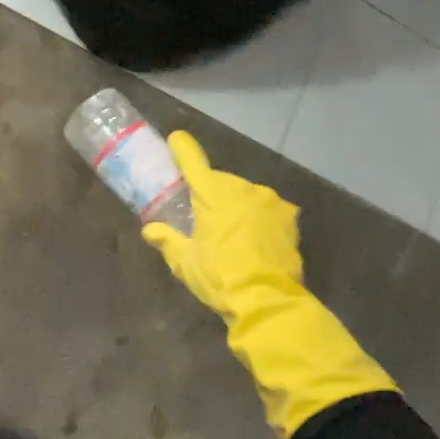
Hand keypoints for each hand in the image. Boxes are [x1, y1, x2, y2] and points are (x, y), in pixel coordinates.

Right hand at [141, 131, 307, 319]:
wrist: (266, 300)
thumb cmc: (218, 276)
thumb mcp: (185, 261)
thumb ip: (167, 240)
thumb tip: (150, 230)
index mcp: (214, 194)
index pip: (193, 162)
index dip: (182, 149)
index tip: (176, 138)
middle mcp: (244, 189)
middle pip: (221, 182)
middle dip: (210, 192)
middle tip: (201, 215)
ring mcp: (270, 202)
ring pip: (246, 195)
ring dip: (236, 205)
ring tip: (229, 232)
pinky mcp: (289, 219)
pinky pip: (267, 210)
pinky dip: (257, 218)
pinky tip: (253, 239)